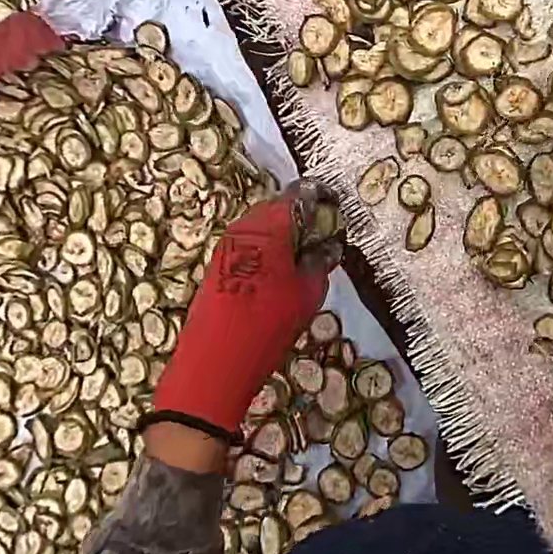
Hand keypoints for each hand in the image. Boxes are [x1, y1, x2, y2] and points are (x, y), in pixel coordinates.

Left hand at [146, 182, 337, 457]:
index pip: (303, 194)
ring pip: (263, 225)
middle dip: (304, 216)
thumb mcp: (308, 293)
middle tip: (325, 235)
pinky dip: (268, 248)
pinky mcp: (217, 261)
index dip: (323, 198)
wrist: (214, 360)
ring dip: (284, 233)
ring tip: (305, 256)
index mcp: (271, 223)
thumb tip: (326, 247)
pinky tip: (280, 271)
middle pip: (280, 206)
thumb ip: (319, 262)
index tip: (337, 209)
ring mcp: (227, 242)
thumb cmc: (268, 321)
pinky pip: (249, 243)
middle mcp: (246, 224)